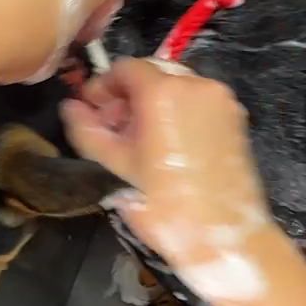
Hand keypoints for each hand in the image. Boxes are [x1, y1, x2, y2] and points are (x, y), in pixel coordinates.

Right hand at [60, 57, 280, 301]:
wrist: (225, 237)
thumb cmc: (165, 204)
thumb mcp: (116, 167)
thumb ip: (87, 130)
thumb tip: (70, 107)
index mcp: (164, 92)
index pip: (125, 68)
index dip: (103, 86)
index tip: (93, 111)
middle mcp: (196, 85)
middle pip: (151, 73)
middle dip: (127, 96)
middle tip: (113, 129)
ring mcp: (221, 100)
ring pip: (175, 86)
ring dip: (152, 103)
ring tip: (140, 140)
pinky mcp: (236, 117)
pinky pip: (197, 101)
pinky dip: (177, 112)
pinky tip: (167, 144)